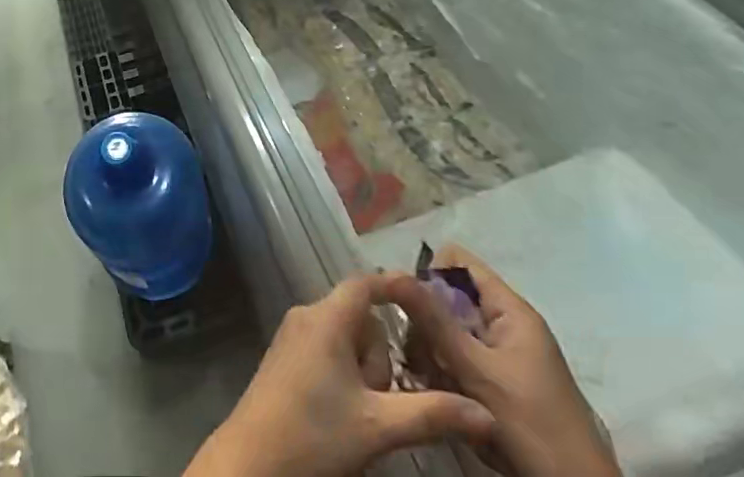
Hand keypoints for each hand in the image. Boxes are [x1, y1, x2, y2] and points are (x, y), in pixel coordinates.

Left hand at [186, 275, 493, 476]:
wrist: (255, 458)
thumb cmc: (315, 432)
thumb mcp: (380, 426)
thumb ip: (435, 414)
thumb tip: (488, 414)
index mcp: (324, 319)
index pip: (363, 285)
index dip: (394, 286)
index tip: (428, 300)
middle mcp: (305, 318)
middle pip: (360, 319)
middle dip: (381, 354)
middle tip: (384, 396)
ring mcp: (293, 338)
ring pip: (347, 340)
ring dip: (366, 371)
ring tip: (365, 411)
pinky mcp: (287, 359)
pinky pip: (329, 352)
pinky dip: (348, 375)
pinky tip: (350, 412)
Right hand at [388, 246, 619, 476]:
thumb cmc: (531, 423)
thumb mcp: (474, 368)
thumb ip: (432, 319)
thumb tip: (391, 270)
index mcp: (510, 311)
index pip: (457, 261)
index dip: (428, 274)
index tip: (409, 305)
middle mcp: (505, 324)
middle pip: (446, 298)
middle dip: (424, 322)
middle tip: (418, 354)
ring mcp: (500, 353)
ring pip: (445, 330)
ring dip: (429, 351)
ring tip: (428, 379)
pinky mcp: (495, 379)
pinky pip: (454, 357)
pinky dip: (440, 370)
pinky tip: (436, 391)